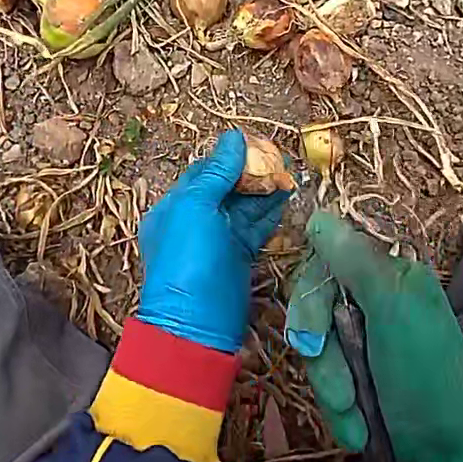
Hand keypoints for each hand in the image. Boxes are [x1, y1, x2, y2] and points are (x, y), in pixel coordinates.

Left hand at [134, 129, 290, 352]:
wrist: (197, 323)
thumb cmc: (188, 260)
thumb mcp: (195, 208)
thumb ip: (216, 173)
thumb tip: (232, 138)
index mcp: (174, 207)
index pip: (203, 172)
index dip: (228, 158)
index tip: (254, 144)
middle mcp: (194, 220)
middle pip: (226, 187)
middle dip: (250, 173)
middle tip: (279, 157)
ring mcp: (218, 239)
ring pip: (244, 206)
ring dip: (264, 189)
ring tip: (288, 172)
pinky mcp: (239, 256)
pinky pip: (256, 226)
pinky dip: (270, 211)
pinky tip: (287, 195)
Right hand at [284, 210, 462, 461]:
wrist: (457, 459)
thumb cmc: (428, 380)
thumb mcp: (394, 313)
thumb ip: (356, 261)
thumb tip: (318, 215)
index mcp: (387, 274)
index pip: (318, 264)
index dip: (309, 303)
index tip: (314, 339)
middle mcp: (371, 297)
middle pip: (309, 307)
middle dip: (322, 357)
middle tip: (342, 391)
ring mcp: (363, 335)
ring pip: (313, 345)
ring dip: (329, 386)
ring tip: (355, 415)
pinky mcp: (356, 369)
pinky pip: (322, 374)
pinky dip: (336, 404)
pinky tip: (356, 423)